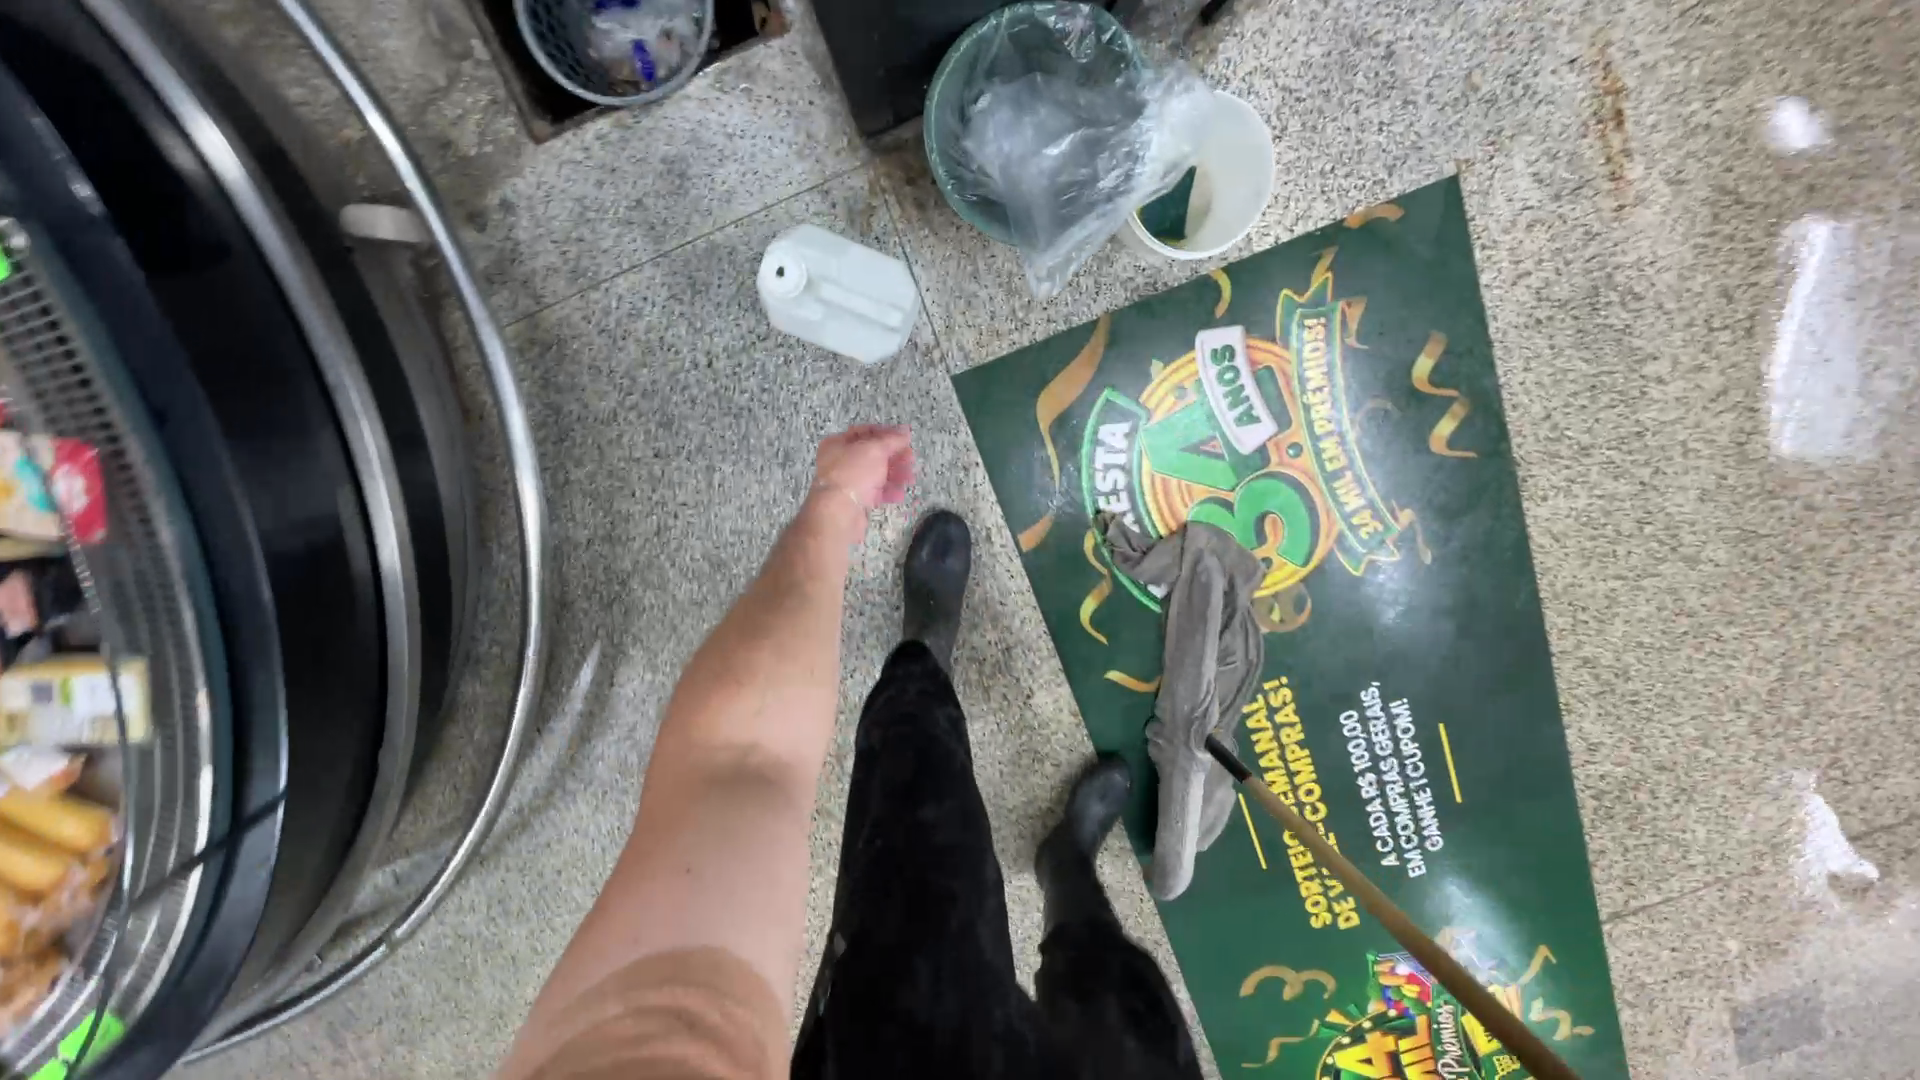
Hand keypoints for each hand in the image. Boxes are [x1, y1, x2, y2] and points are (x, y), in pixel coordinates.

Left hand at [809, 425, 913, 541]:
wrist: (840, 512)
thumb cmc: (853, 474)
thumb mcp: (875, 449)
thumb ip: (892, 439)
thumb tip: (905, 431)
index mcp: (838, 443)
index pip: (865, 432)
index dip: (886, 433)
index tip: (904, 437)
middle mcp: (840, 461)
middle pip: (872, 454)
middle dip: (894, 456)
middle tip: (910, 459)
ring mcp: (847, 482)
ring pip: (875, 474)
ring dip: (895, 474)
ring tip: (909, 478)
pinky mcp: (855, 501)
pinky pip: (874, 492)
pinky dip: (887, 491)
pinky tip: (899, 494)